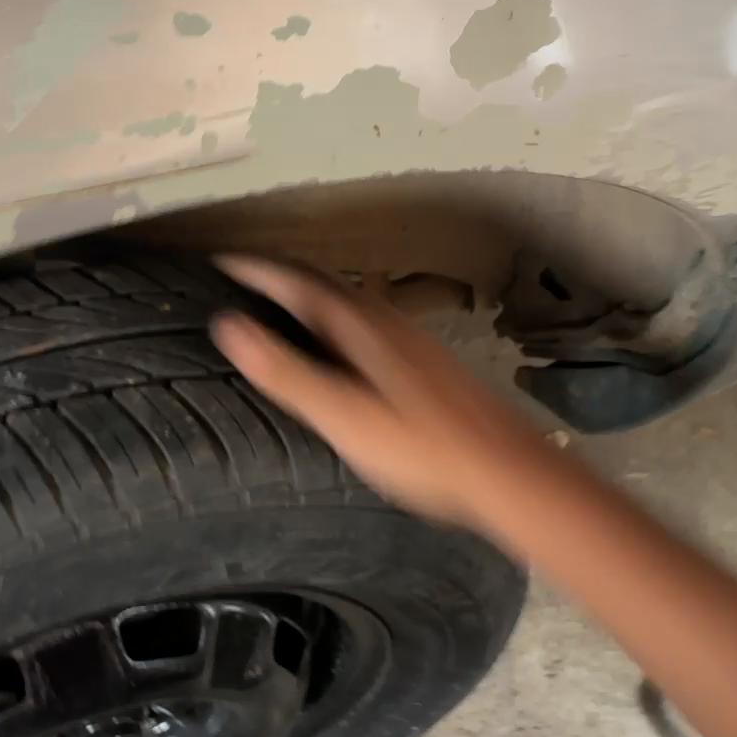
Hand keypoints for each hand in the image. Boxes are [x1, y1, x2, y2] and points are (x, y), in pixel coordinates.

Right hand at [208, 256, 561, 530]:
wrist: (515, 476)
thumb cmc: (423, 447)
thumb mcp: (342, 414)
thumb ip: (285, 371)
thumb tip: (228, 325)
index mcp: (358, 325)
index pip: (295, 281)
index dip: (255, 269)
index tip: (221, 260)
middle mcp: (384, 319)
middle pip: (322, 281)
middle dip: (279, 274)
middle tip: (244, 277)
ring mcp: (408, 338)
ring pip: (346, 299)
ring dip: (308, 293)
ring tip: (278, 304)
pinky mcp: (425, 361)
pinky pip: (363, 320)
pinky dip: (332, 316)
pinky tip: (335, 344)